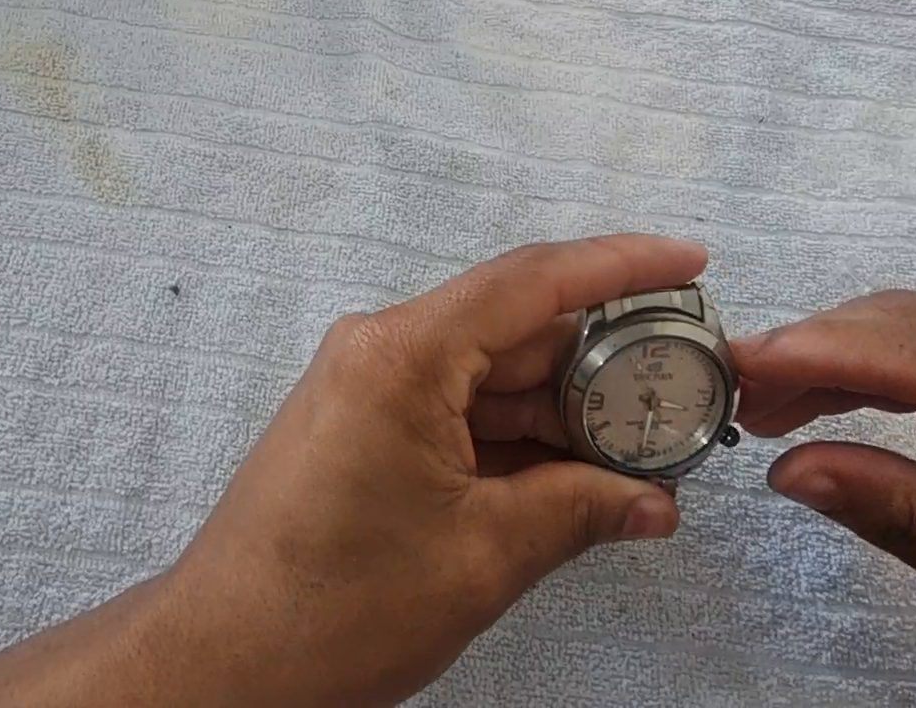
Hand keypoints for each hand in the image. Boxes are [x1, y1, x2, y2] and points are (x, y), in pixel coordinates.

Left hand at [0, 235, 705, 707]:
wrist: (225, 656)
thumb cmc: (343, 604)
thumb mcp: (480, 555)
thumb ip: (577, 510)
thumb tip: (656, 503)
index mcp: (404, 353)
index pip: (529, 283)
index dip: (618, 264)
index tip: (690, 259)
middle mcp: (384, 345)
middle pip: (514, 327)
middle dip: (602, 353)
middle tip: (685, 375)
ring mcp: (372, 381)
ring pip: (491, 370)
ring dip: (564, 401)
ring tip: (649, 432)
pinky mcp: (368, 418)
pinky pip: (460, 405)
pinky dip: (518, 430)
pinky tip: (579, 462)